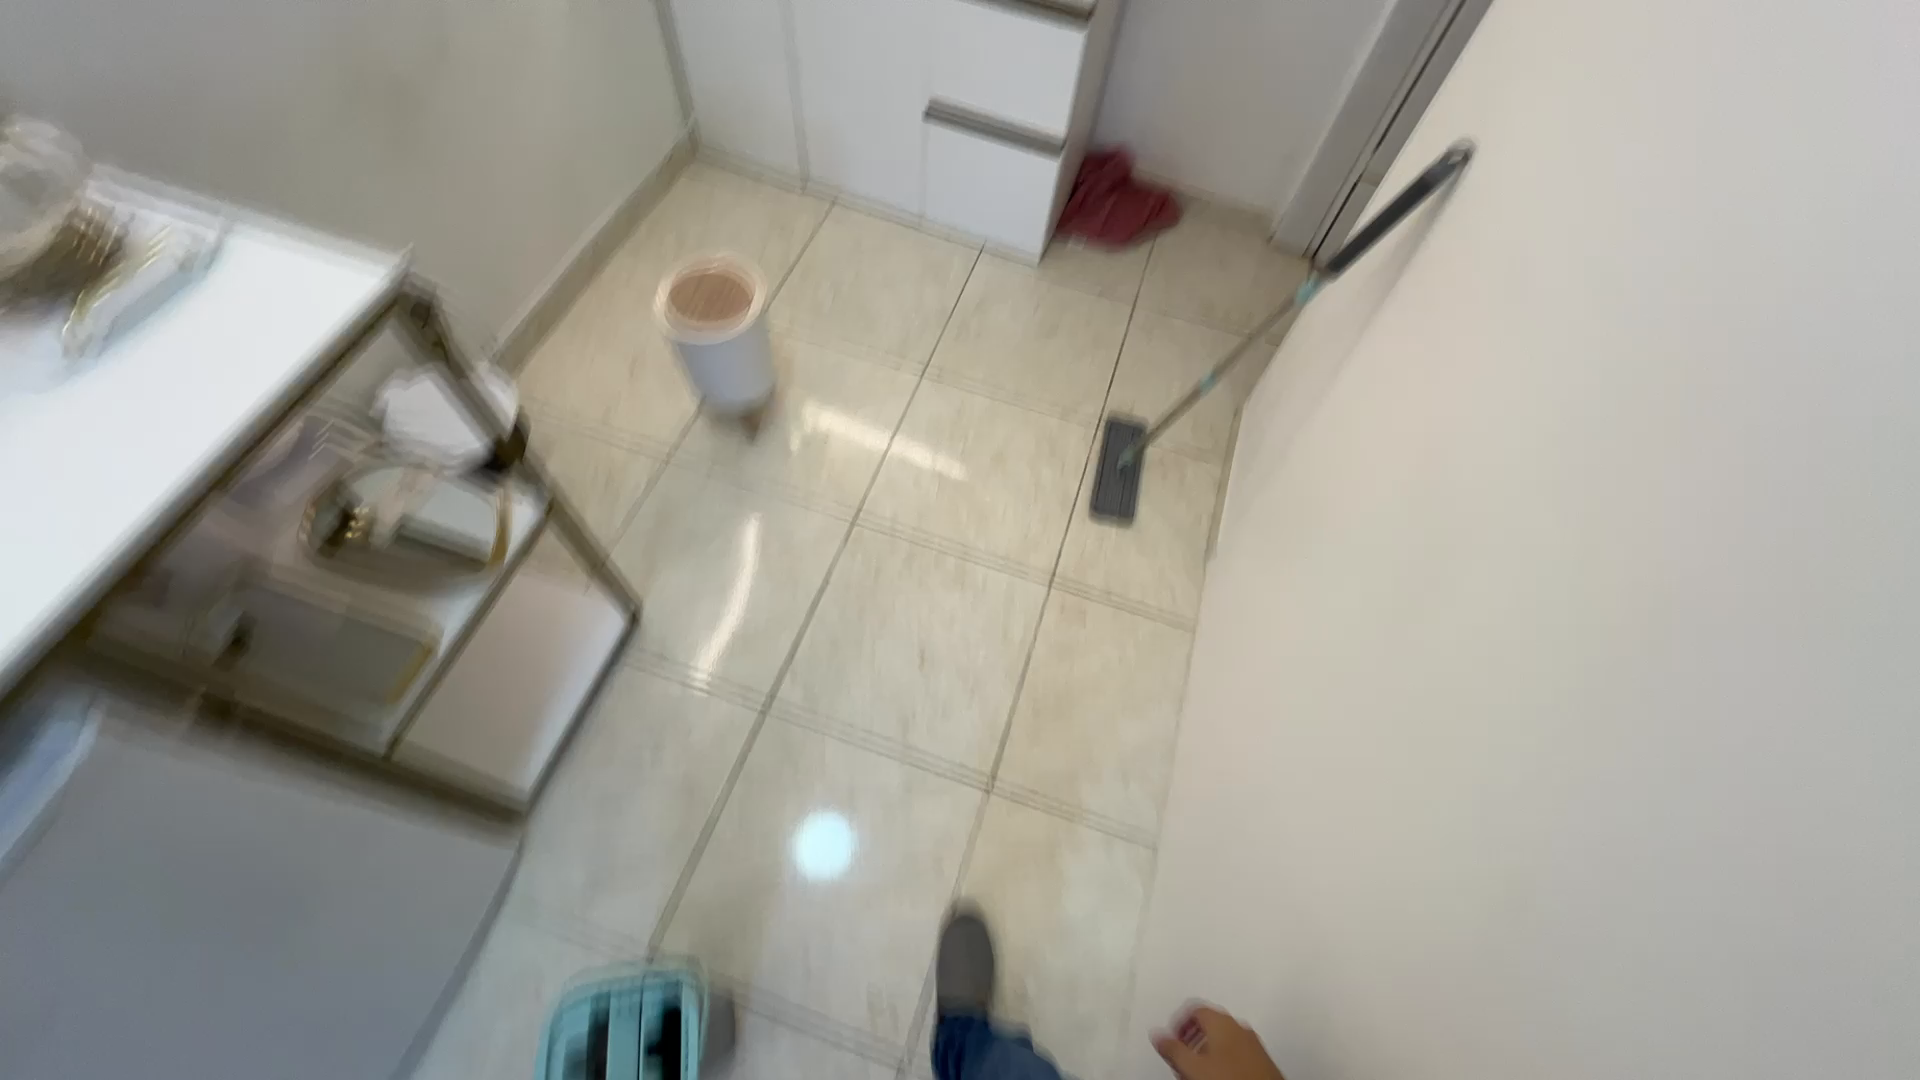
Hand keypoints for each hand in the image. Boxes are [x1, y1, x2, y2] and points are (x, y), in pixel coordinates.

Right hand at [1151, 1005, 1285, 1079]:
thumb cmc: (1232, 1078)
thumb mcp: (1192, 1064)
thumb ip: (1172, 1047)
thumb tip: (1157, 1034)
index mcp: (1221, 1019)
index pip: (1193, 1007)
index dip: (1179, 1022)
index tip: (1173, 1037)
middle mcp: (1239, 1025)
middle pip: (1209, 1022)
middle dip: (1193, 1038)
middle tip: (1184, 1055)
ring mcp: (1253, 1042)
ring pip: (1225, 1038)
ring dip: (1208, 1050)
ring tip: (1200, 1068)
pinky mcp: (1263, 1059)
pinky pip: (1238, 1051)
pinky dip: (1226, 1059)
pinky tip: (1221, 1074)